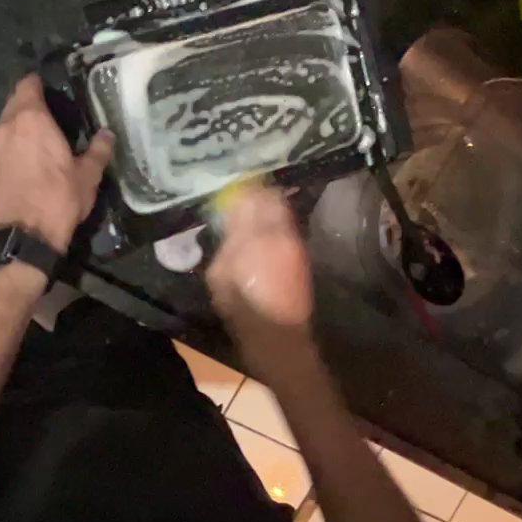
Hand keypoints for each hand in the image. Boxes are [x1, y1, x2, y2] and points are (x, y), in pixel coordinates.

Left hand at [0, 75, 114, 252]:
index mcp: (32, 119)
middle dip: (31, 106)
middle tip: (52, 118)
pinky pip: (0, 148)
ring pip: (6, 127)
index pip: (29, 84)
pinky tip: (25, 164)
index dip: (40, 85)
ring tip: (39, 143)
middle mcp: (6, 127)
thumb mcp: (89, 175)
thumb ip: (99, 150)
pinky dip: (11, 149)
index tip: (53, 92)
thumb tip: (108, 134)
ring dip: (20, 129)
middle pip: (15, 103)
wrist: (26, 236)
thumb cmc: (60, 198)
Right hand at [206, 182, 314, 331]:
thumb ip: (225, 243)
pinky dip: (277, 223)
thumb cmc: (241, 306)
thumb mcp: (219, 275)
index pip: (249, 198)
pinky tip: (266, 231)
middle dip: (258, 193)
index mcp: (255, 236)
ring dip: (270, 206)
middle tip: (245, 193)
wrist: (278, 333)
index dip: (240, 190)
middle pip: (272, 198)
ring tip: (255, 209)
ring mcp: (294, 242)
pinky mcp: (301, 254)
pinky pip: (288, 227)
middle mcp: (279, 233)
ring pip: (282, 211)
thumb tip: (228, 223)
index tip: (231, 187)